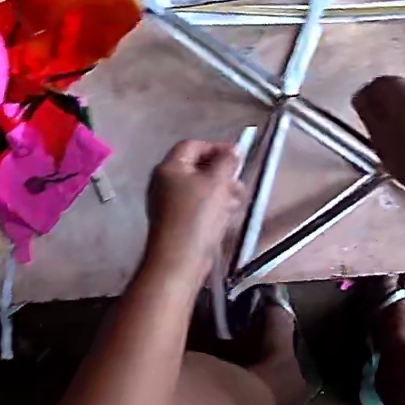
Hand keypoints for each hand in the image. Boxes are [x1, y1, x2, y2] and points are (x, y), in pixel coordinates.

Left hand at [143, 140, 246, 274]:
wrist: (180, 259)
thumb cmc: (198, 215)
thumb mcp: (217, 182)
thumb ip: (227, 162)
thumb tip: (233, 150)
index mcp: (170, 167)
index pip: (193, 145)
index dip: (216, 147)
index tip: (237, 156)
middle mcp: (165, 182)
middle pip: (196, 166)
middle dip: (221, 171)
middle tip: (239, 179)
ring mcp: (168, 203)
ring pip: (199, 187)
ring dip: (221, 188)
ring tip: (238, 198)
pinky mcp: (176, 221)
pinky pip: (197, 204)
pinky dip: (214, 204)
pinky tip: (228, 213)